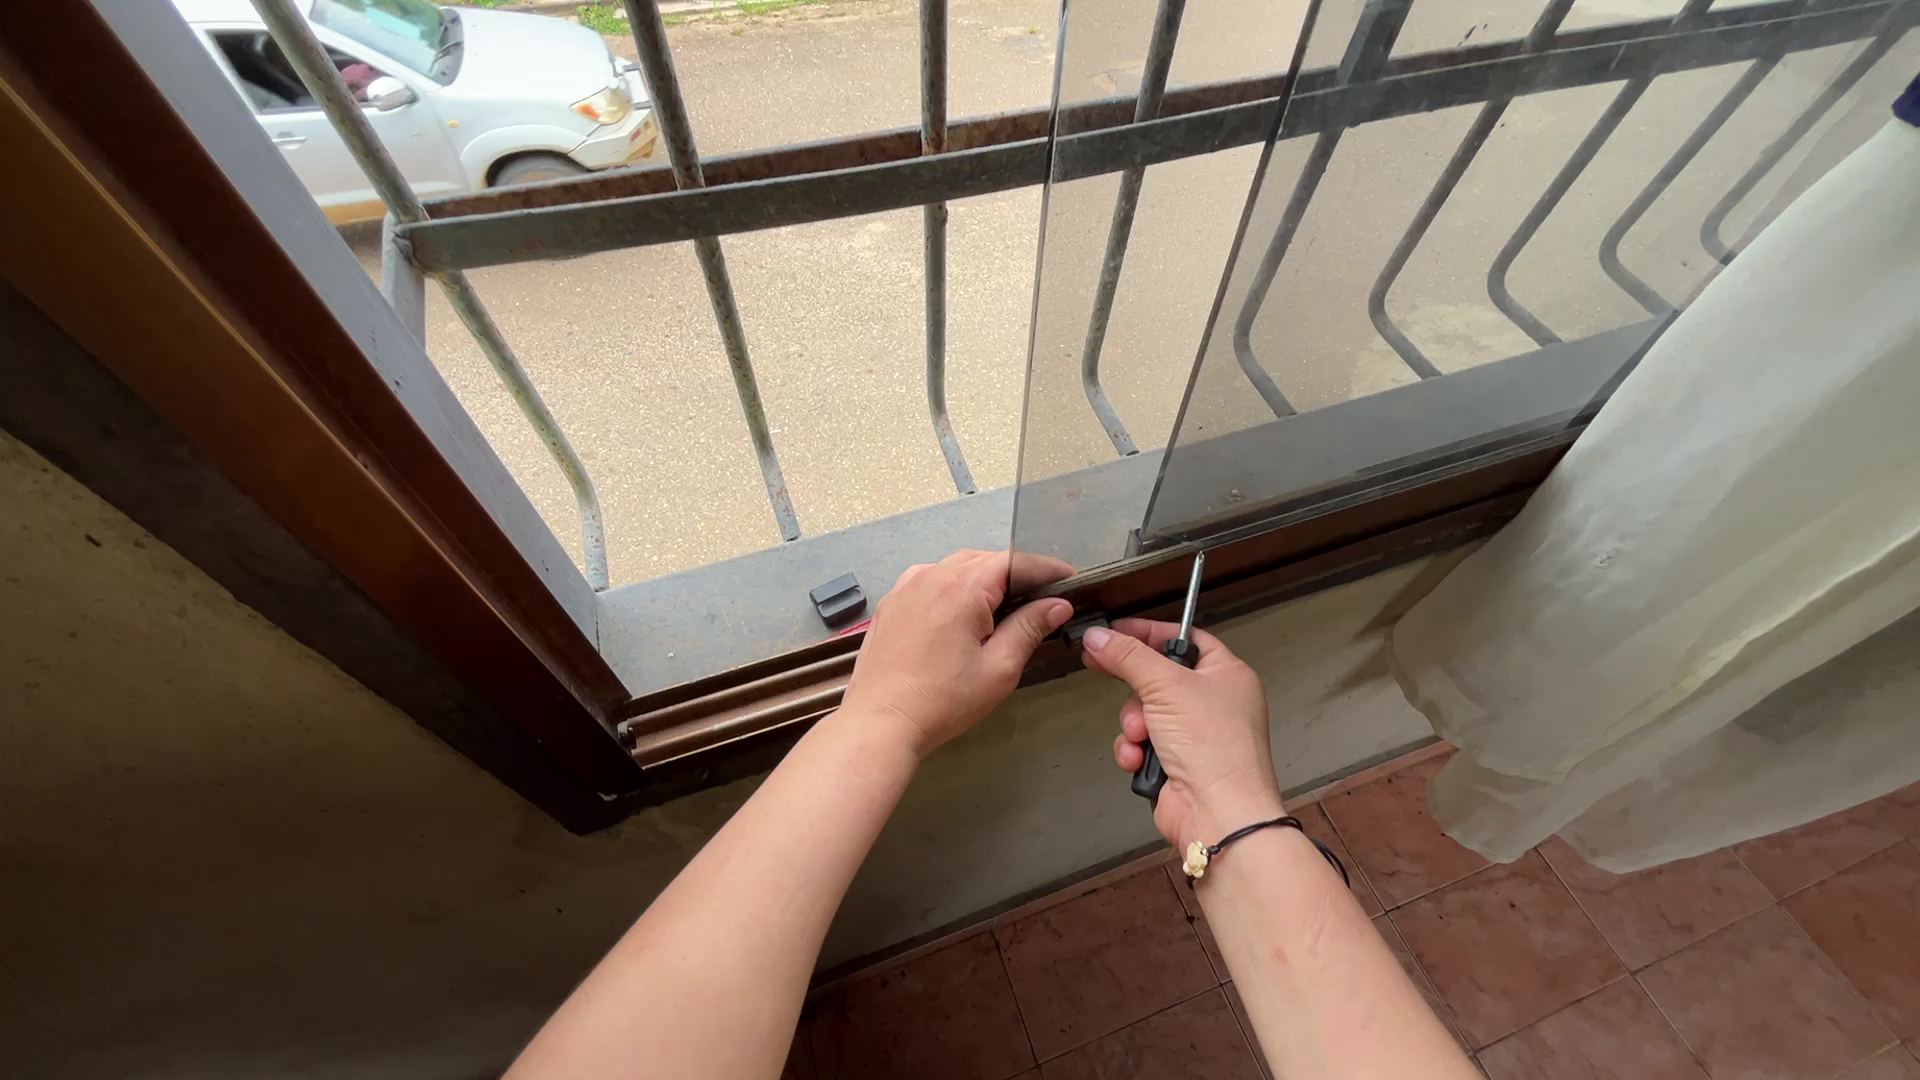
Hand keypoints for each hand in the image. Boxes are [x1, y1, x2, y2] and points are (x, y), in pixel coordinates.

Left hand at [841, 549, 1073, 757]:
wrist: (880, 722)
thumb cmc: (941, 700)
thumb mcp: (999, 667)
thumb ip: (1030, 628)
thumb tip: (1057, 604)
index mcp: (962, 586)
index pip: (1015, 560)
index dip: (1046, 568)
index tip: (1068, 579)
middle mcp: (931, 575)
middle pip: (985, 560)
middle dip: (1015, 574)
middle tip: (1040, 599)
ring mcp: (906, 586)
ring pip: (956, 568)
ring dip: (983, 580)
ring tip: (1003, 608)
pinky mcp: (892, 603)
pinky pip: (931, 581)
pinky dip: (953, 589)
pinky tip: (961, 616)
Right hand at [1081, 619, 1283, 850]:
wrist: (1218, 815)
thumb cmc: (1215, 748)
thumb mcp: (1166, 686)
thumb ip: (1128, 656)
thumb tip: (1099, 636)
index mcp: (1226, 674)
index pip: (1183, 638)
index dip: (1148, 632)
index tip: (1115, 630)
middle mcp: (1213, 702)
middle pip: (1157, 676)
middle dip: (1135, 688)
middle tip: (1100, 666)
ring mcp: (1194, 734)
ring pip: (1143, 711)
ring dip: (1133, 723)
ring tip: (1141, 735)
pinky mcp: (1176, 762)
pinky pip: (1141, 743)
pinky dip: (1134, 749)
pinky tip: (1138, 758)